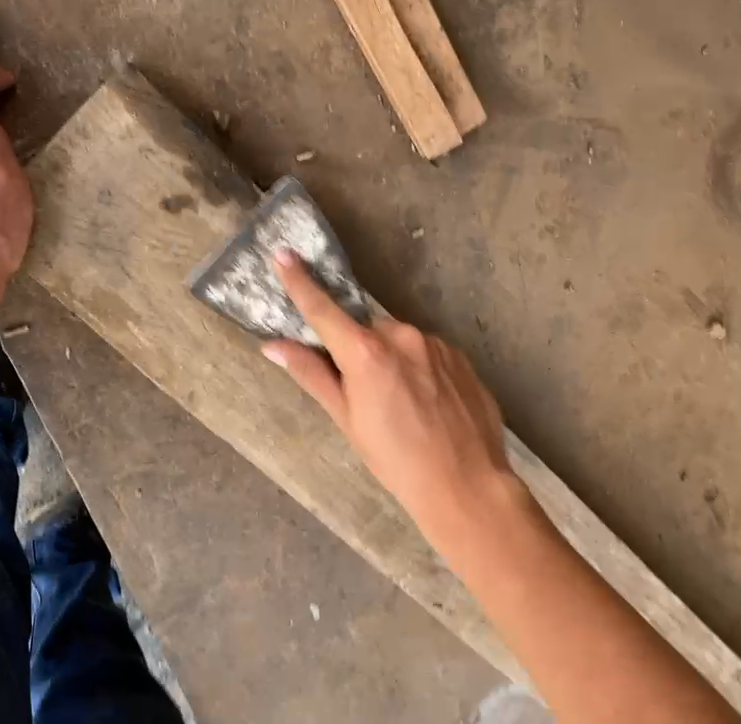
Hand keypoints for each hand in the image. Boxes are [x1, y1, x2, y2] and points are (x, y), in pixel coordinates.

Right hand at [263, 252, 515, 534]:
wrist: (466, 485)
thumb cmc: (396, 460)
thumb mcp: (347, 420)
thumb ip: (312, 375)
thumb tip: (273, 346)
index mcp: (366, 352)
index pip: (322, 309)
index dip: (299, 281)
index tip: (282, 254)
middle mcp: (401, 336)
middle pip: (366, 330)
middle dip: (360, 352)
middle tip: (366, 393)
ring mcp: (436, 344)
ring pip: (400, 342)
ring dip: (393, 361)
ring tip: (404, 406)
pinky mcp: (461, 356)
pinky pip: (428, 353)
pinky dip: (420, 370)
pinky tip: (428, 405)